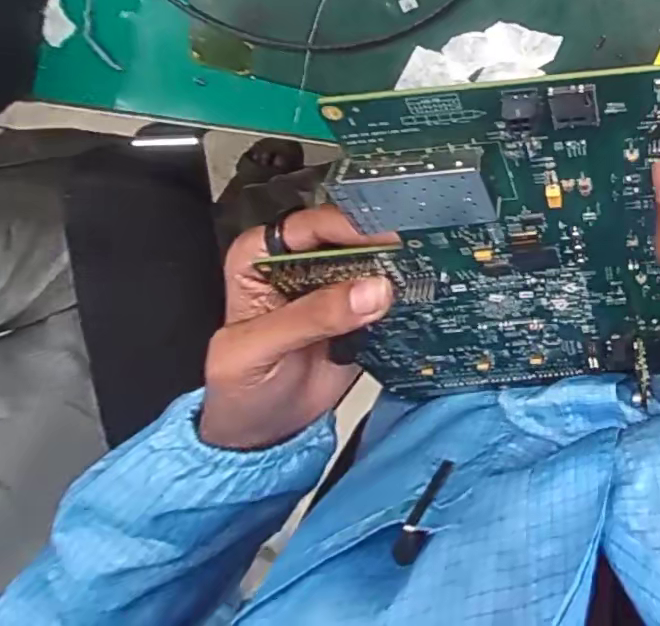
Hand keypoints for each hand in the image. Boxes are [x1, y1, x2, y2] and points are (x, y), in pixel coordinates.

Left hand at [198, 206, 396, 449]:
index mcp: (260, 256)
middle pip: (345, 236)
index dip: (344, 227)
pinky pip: (384, 293)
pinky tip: (419, 295)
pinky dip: (401, 294)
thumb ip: (309, 318)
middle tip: (409, 254)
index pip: (307, 226)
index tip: (379, 238)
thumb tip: (369, 291)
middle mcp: (300, 260)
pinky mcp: (359, 309)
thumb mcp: (258, 351)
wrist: (263, 433)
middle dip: (377, 243)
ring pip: (370, 259)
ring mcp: (333, 284)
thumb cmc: (238, 388)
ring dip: (394, 266)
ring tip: (421, 273)